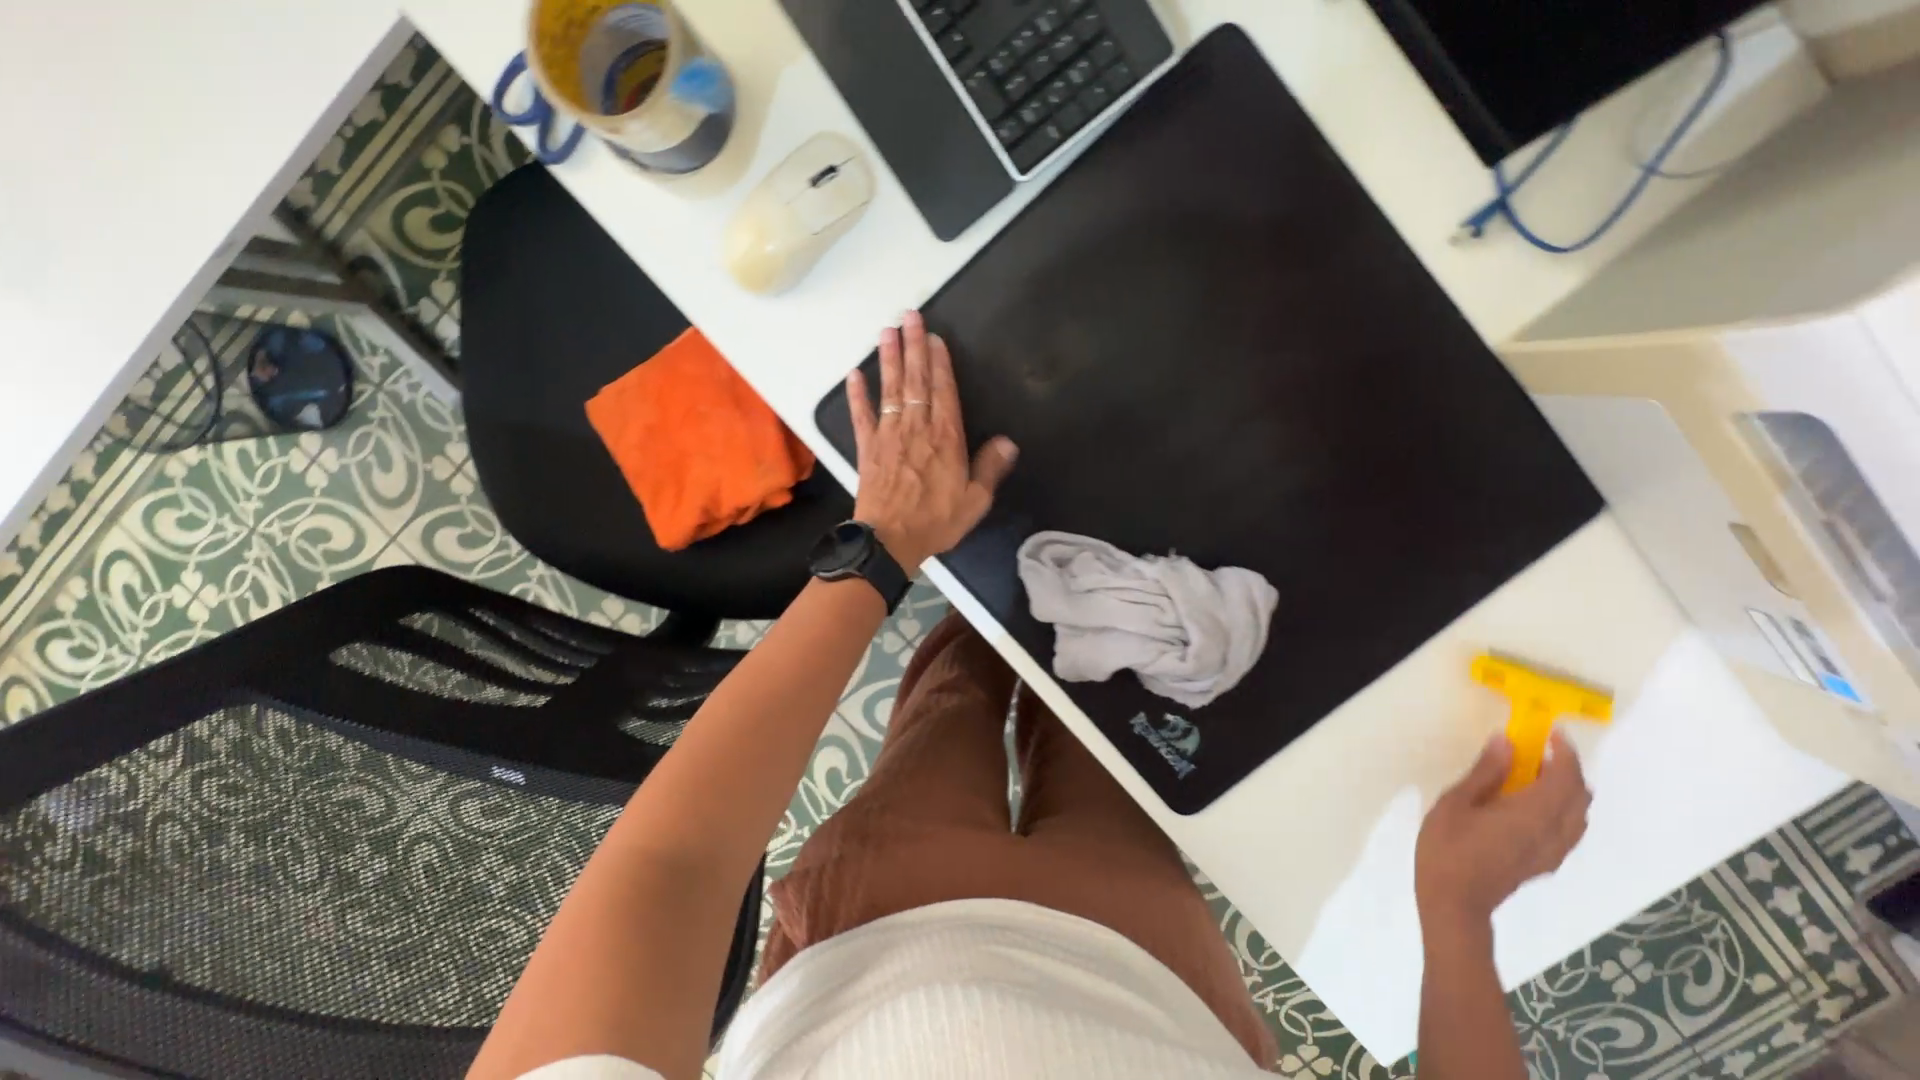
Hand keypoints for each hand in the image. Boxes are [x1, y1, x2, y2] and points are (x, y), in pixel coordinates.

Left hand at [847, 311, 1017, 570]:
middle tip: (908, 316)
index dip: (940, 362)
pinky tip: (854, 374)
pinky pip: (861, 415)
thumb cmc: (936, 521)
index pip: (943, 391)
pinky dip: (857, 394)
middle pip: (915, 380)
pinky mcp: (867, 448)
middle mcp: (916, 428)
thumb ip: (990, 468)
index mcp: (945, 438)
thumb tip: (1007, 442)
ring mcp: (888, 435)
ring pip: (890, 389)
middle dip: (913, 346)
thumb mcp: (975, 500)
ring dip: (889, 359)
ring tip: (886, 331)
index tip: (935, 337)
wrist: (889, 541)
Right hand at [1415, 730, 1591, 927]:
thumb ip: (1485, 773)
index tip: (1552, 734)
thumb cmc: (1448, 848)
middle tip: (1541, 753)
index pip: (1566, 778)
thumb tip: (1507, 742)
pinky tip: (1535, 809)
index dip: (1565, 753)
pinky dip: (1563, 811)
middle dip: (1568, 770)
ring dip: (1568, 791)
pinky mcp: (1545, 863)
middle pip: (1580, 796)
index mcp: (1532, 814)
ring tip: (1538, 778)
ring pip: (1579, 816)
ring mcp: (1552, 852)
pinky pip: (1570, 831)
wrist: (1455, 902)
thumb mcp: (1456, 804)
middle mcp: (1553, 832)